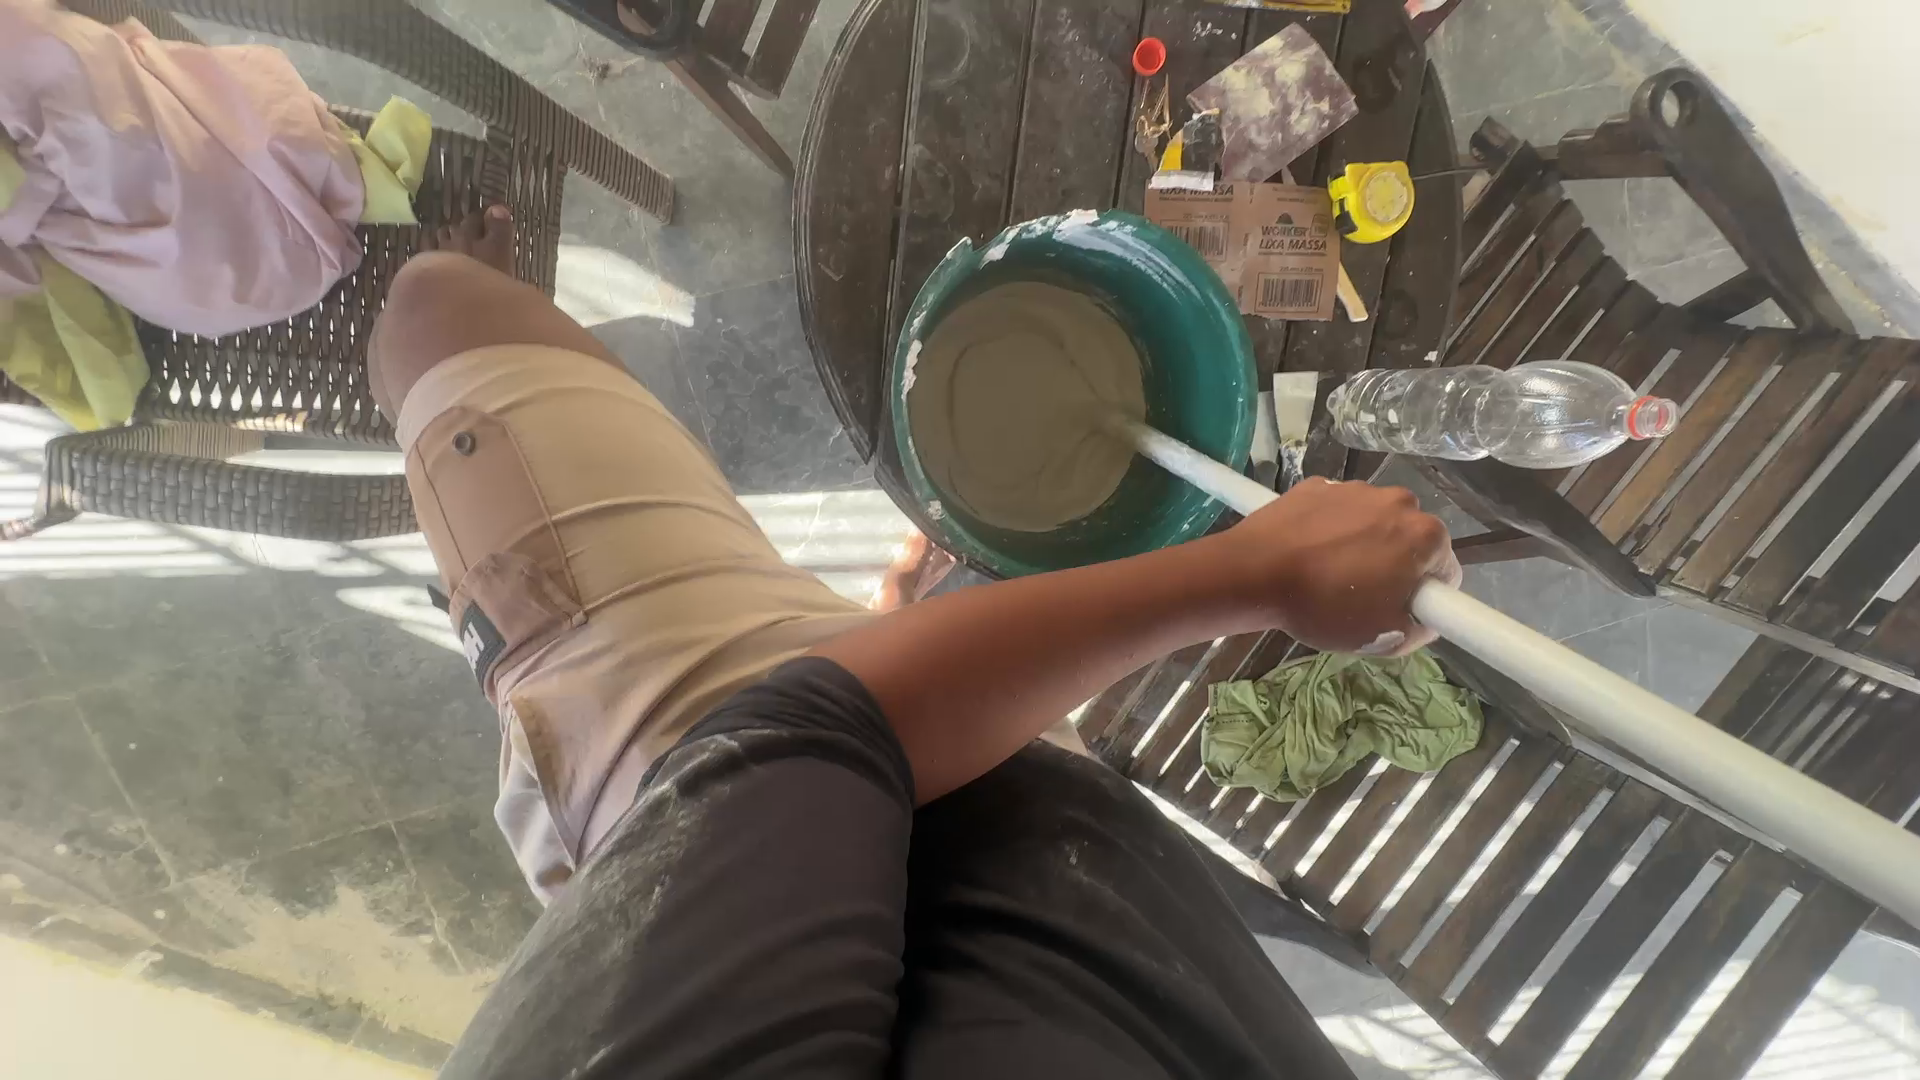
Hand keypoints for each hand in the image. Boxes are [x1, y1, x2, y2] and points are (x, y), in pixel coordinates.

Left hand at [1223, 478, 1458, 655]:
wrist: (1252, 572)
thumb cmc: (1323, 606)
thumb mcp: (1382, 638)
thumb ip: (1420, 629)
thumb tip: (1426, 619)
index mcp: (1426, 534)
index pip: (1442, 569)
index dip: (1422, 594)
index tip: (1393, 607)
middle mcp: (1397, 500)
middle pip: (1406, 539)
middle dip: (1390, 563)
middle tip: (1356, 593)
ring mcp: (1353, 488)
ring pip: (1369, 521)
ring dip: (1357, 541)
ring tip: (1323, 571)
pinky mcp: (1315, 485)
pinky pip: (1332, 510)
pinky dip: (1325, 526)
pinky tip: (1303, 549)